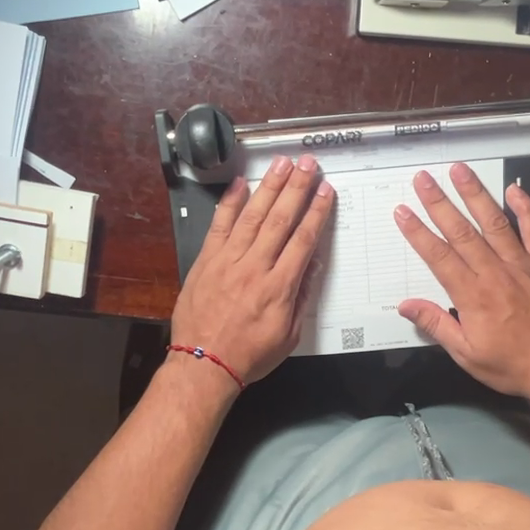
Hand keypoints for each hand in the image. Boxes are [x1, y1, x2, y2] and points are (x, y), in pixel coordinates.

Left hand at [170, 153, 334, 385]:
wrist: (203, 365)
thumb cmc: (249, 355)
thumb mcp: (289, 335)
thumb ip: (301, 297)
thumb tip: (311, 265)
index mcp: (279, 288)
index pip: (303, 240)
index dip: (317, 213)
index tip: (326, 191)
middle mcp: (254, 268)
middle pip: (280, 220)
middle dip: (297, 189)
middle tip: (309, 164)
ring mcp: (227, 261)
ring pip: (252, 216)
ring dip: (269, 187)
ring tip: (282, 164)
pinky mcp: (206, 261)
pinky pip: (219, 225)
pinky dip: (230, 203)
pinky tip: (241, 183)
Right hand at [394, 163, 529, 401]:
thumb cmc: (514, 366)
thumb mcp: (466, 354)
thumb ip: (436, 325)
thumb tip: (407, 306)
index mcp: (472, 296)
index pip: (438, 257)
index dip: (418, 232)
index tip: (404, 212)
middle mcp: (495, 274)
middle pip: (462, 232)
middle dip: (439, 203)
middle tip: (424, 179)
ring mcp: (522, 266)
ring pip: (494, 223)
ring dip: (475, 195)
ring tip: (460, 171)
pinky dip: (525, 209)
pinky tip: (514, 190)